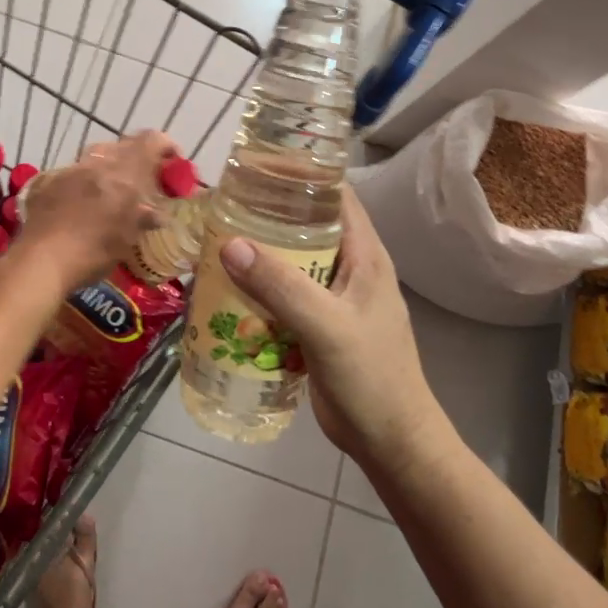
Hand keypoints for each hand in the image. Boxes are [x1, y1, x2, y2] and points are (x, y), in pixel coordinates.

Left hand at [16, 131, 177, 292]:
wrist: (41, 260)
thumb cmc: (92, 253)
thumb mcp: (126, 240)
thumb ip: (142, 221)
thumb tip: (157, 215)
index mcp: (123, 176)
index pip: (150, 140)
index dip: (165, 144)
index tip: (172, 160)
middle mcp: (97, 165)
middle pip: (122, 145)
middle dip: (137, 156)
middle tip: (143, 178)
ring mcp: (69, 170)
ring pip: (96, 156)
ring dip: (109, 167)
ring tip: (112, 189)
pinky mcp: (48, 182)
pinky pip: (73, 172)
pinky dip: (84, 181)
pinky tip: (81, 202)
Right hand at [218, 188, 442, 464]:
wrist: (392, 444)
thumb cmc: (372, 379)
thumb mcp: (326, 327)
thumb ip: (281, 286)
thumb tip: (229, 243)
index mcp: (365, 255)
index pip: (335, 194)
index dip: (300, 173)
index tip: (255, 164)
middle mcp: (350, 268)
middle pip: (306, 225)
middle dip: (268, 211)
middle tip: (222, 202)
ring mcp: (334, 298)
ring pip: (291, 260)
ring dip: (258, 251)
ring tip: (214, 238)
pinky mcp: (318, 325)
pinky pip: (283, 294)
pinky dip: (257, 287)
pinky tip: (225, 288)